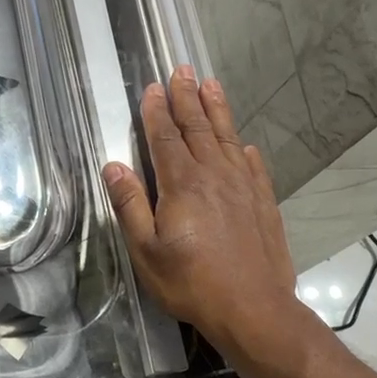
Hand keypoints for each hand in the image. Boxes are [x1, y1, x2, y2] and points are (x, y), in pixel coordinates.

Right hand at [102, 66, 307, 354]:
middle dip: (187, 98)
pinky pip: (252, 166)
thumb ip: (130, 206)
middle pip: (198, 128)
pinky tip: (241, 144)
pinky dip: (242, 149)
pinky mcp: (263, 203)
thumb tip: (113, 167)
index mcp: (182, 184)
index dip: (156, 111)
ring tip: (211, 85)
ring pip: (227, 138)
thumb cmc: (190, 282)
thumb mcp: (146, 250)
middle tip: (183, 70)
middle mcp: (214, 175)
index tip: (152, 88)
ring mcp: (243, 187)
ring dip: (217, 111)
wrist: (252, 306)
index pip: (165, 137)